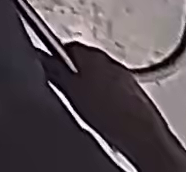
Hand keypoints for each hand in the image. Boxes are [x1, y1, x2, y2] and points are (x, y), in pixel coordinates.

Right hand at [42, 43, 185, 171]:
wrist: (142, 137)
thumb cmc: (110, 115)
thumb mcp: (70, 92)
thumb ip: (55, 71)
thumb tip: (43, 58)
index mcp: (91, 53)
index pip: (67, 47)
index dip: (57, 59)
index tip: (52, 69)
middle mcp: (109, 60)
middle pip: (85, 60)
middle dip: (76, 72)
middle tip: (69, 90)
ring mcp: (124, 76)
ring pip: (101, 74)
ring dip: (94, 85)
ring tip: (88, 105)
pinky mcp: (136, 93)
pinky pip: (116, 88)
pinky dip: (109, 97)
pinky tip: (106, 114)